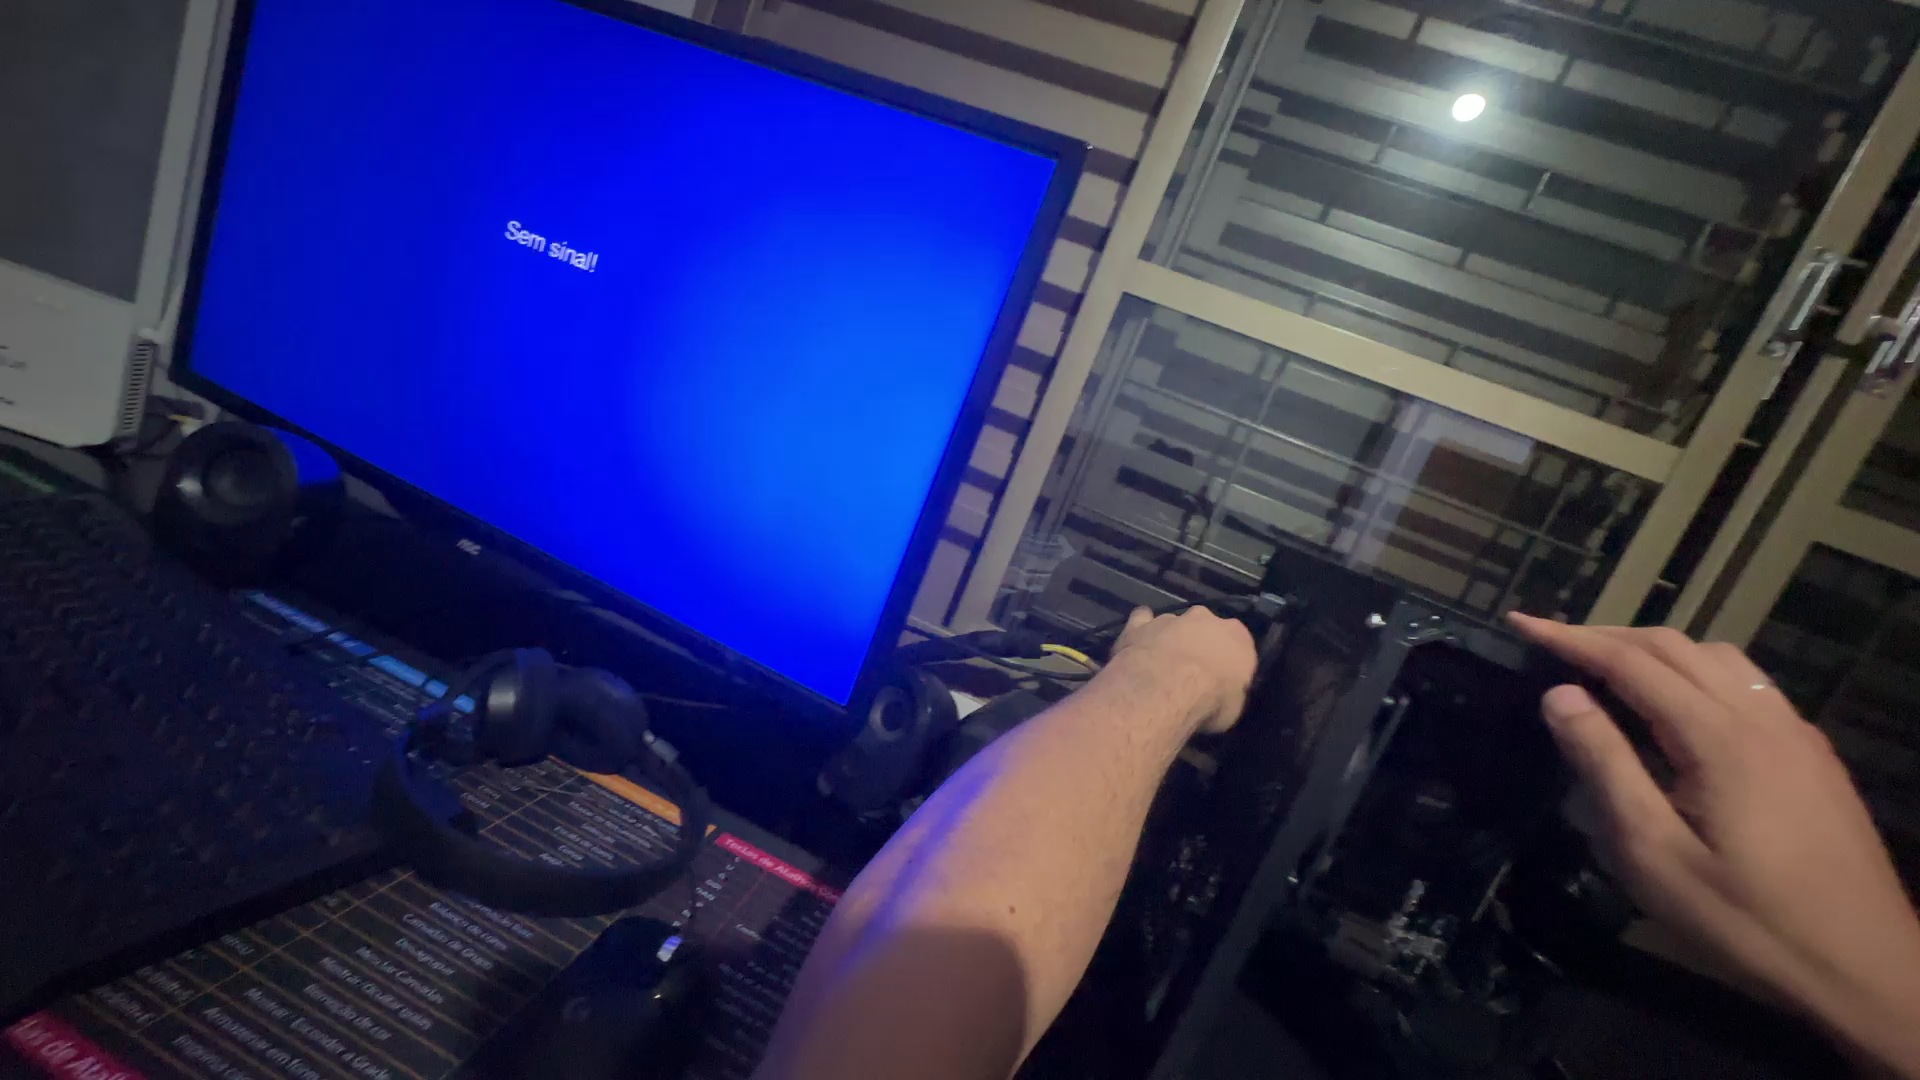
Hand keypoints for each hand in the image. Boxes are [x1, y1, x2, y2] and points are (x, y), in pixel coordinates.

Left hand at [1109, 606, 1255, 735]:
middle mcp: (1204, 618)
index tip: (1222, 676)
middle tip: (1191, 670)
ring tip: (1161, 665)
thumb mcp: (1234, 706)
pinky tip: (1138, 642)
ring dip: (1170, 639)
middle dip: (1199, 643)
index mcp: (1236, 635)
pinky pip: (1141, 620)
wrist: (1165, 690)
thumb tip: (1222, 691)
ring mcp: (1169, 618)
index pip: (1238, 642)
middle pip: (1204, 627)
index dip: (1229, 660)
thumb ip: (1230, 689)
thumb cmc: (1210, 701)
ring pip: (1173, 624)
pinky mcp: (1139, 624)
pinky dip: (1140, 630)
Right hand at [1510, 615, 1919, 1075]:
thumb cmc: (1744, 918)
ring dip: (1651, 649)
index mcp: (1720, 740)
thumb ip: (1603, 763)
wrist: (1874, 978)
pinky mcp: (1811, 758)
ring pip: (1716, 658)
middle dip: (1604, 635)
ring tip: (1602, 666)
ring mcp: (1796, 738)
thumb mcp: (1649, 850)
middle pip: (1674, 647)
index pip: (1630, 663)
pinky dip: (1692, 671)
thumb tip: (1558, 694)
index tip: (1518, 622)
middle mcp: (1763, 722)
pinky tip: (1670, 703)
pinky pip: (1745, 685)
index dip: (1569, 638)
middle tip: (1547, 642)